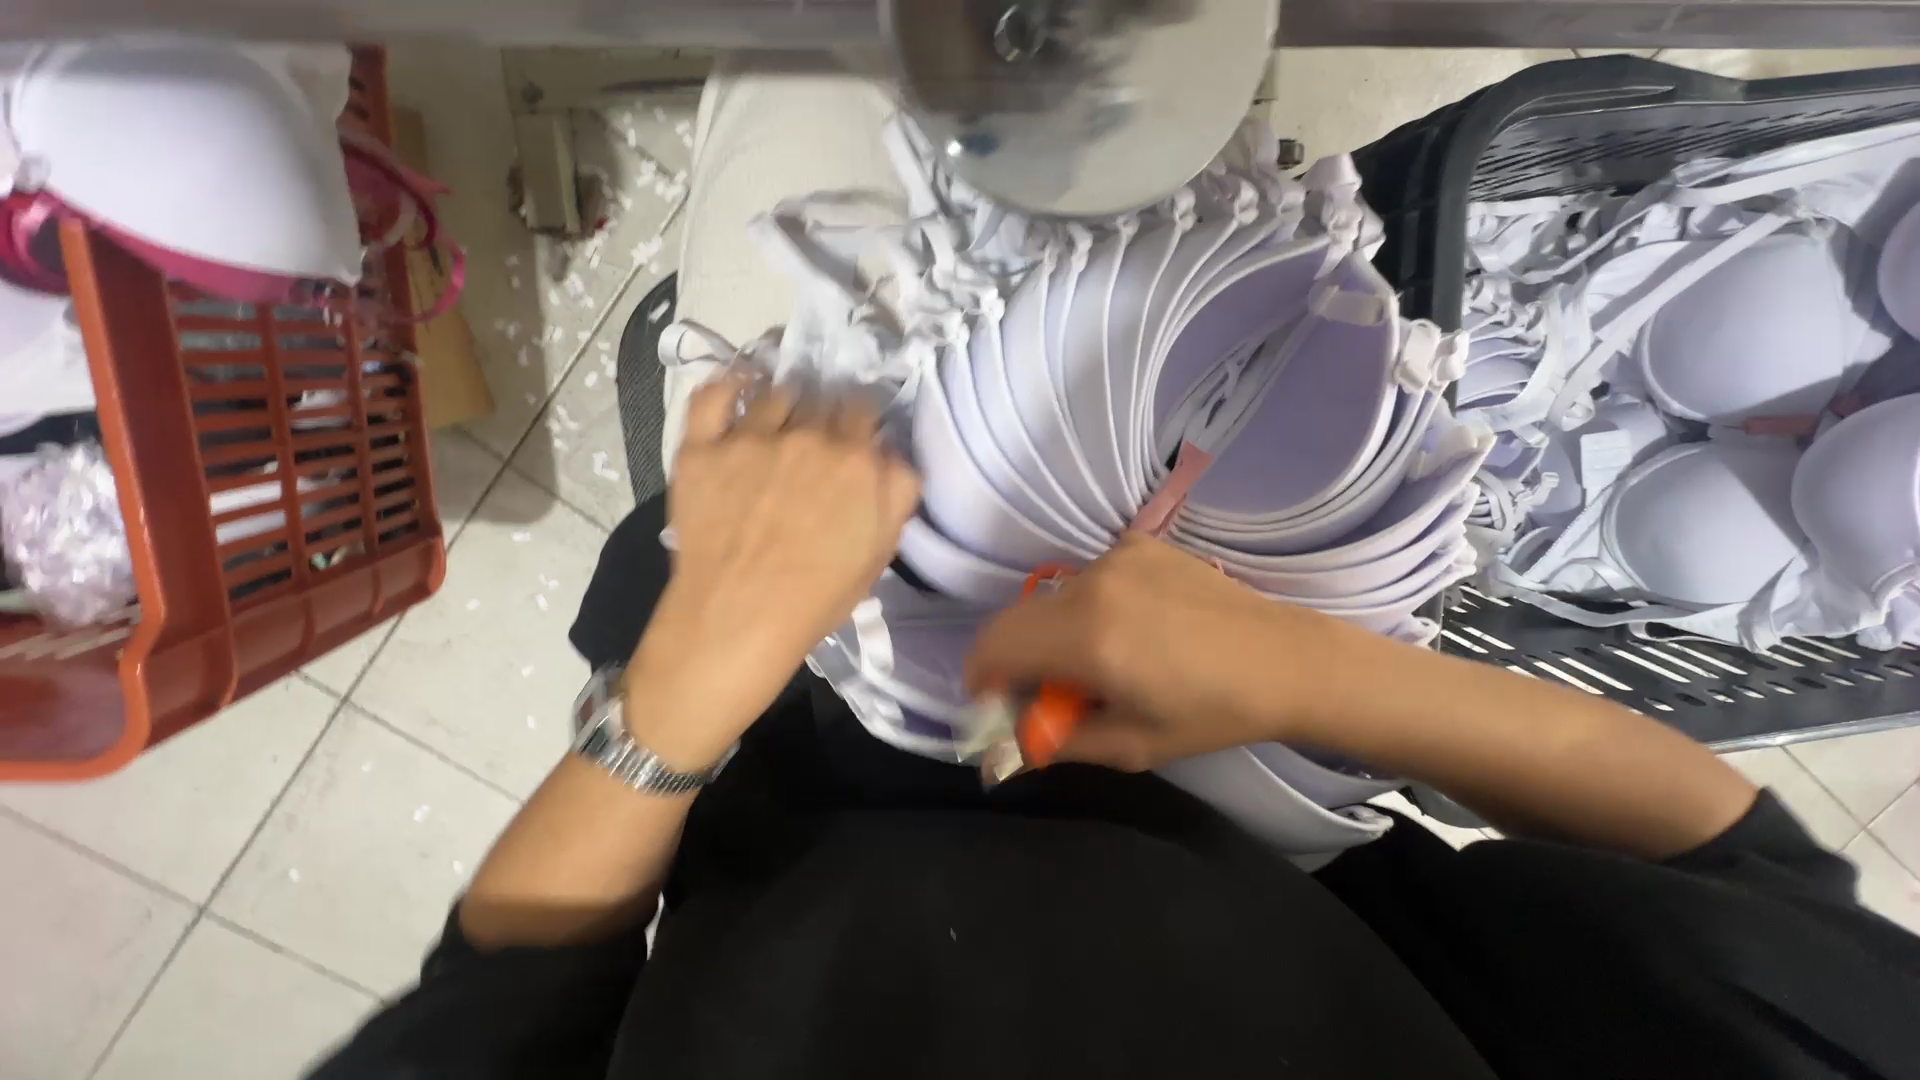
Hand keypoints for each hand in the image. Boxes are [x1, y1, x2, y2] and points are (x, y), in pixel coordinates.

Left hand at [628, 374, 920, 768]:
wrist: (738, 620)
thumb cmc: (817, 597)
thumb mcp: (880, 551)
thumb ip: (897, 493)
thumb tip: (891, 453)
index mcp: (856, 461)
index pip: (864, 411)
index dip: (859, 424)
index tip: (852, 440)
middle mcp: (808, 437)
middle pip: (822, 399)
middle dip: (824, 414)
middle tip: (815, 440)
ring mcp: (750, 439)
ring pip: (775, 395)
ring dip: (783, 405)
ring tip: (777, 426)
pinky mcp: (702, 448)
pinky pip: (713, 395)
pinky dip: (727, 385)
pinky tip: (737, 387)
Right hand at [965, 534, 1396, 771]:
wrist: (1284, 659)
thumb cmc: (1211, 713)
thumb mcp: (1131, 745)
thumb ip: (1058, 742)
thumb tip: (1007, 746)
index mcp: (1089, 640)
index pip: (995, 646)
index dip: (980, 675)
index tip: (991, 699)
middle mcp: (1092, 587)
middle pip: (1015, 619)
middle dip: (1012, 657)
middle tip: (1042, 689)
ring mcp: (1115, 557)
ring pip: (1051, 598)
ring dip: (1053, 631)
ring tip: (1097, 659)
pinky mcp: (1136, 543)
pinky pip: (1087, 578)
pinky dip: (1089, 605)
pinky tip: (1131, 625)